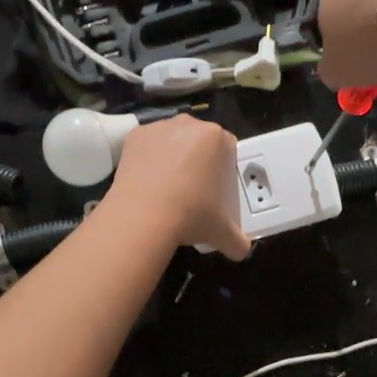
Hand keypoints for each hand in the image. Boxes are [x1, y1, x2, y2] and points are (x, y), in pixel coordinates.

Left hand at [104, 115, 252, 260]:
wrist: (142, 216)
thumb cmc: (190, 215)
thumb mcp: (220, 230)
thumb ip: (237, 240)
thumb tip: (243, 251)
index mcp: (216, 137)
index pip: (228, 147)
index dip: (224, 168)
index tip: (217, 187)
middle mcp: (188, 124)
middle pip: (199, 140)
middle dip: (199, 160)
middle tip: (194, 189)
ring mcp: (158, 127)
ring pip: (172, 140)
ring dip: (173, 157)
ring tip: (168, 188)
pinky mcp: (134, 136)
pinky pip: (147, 146)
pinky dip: (148, 159)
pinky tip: (149, 182)